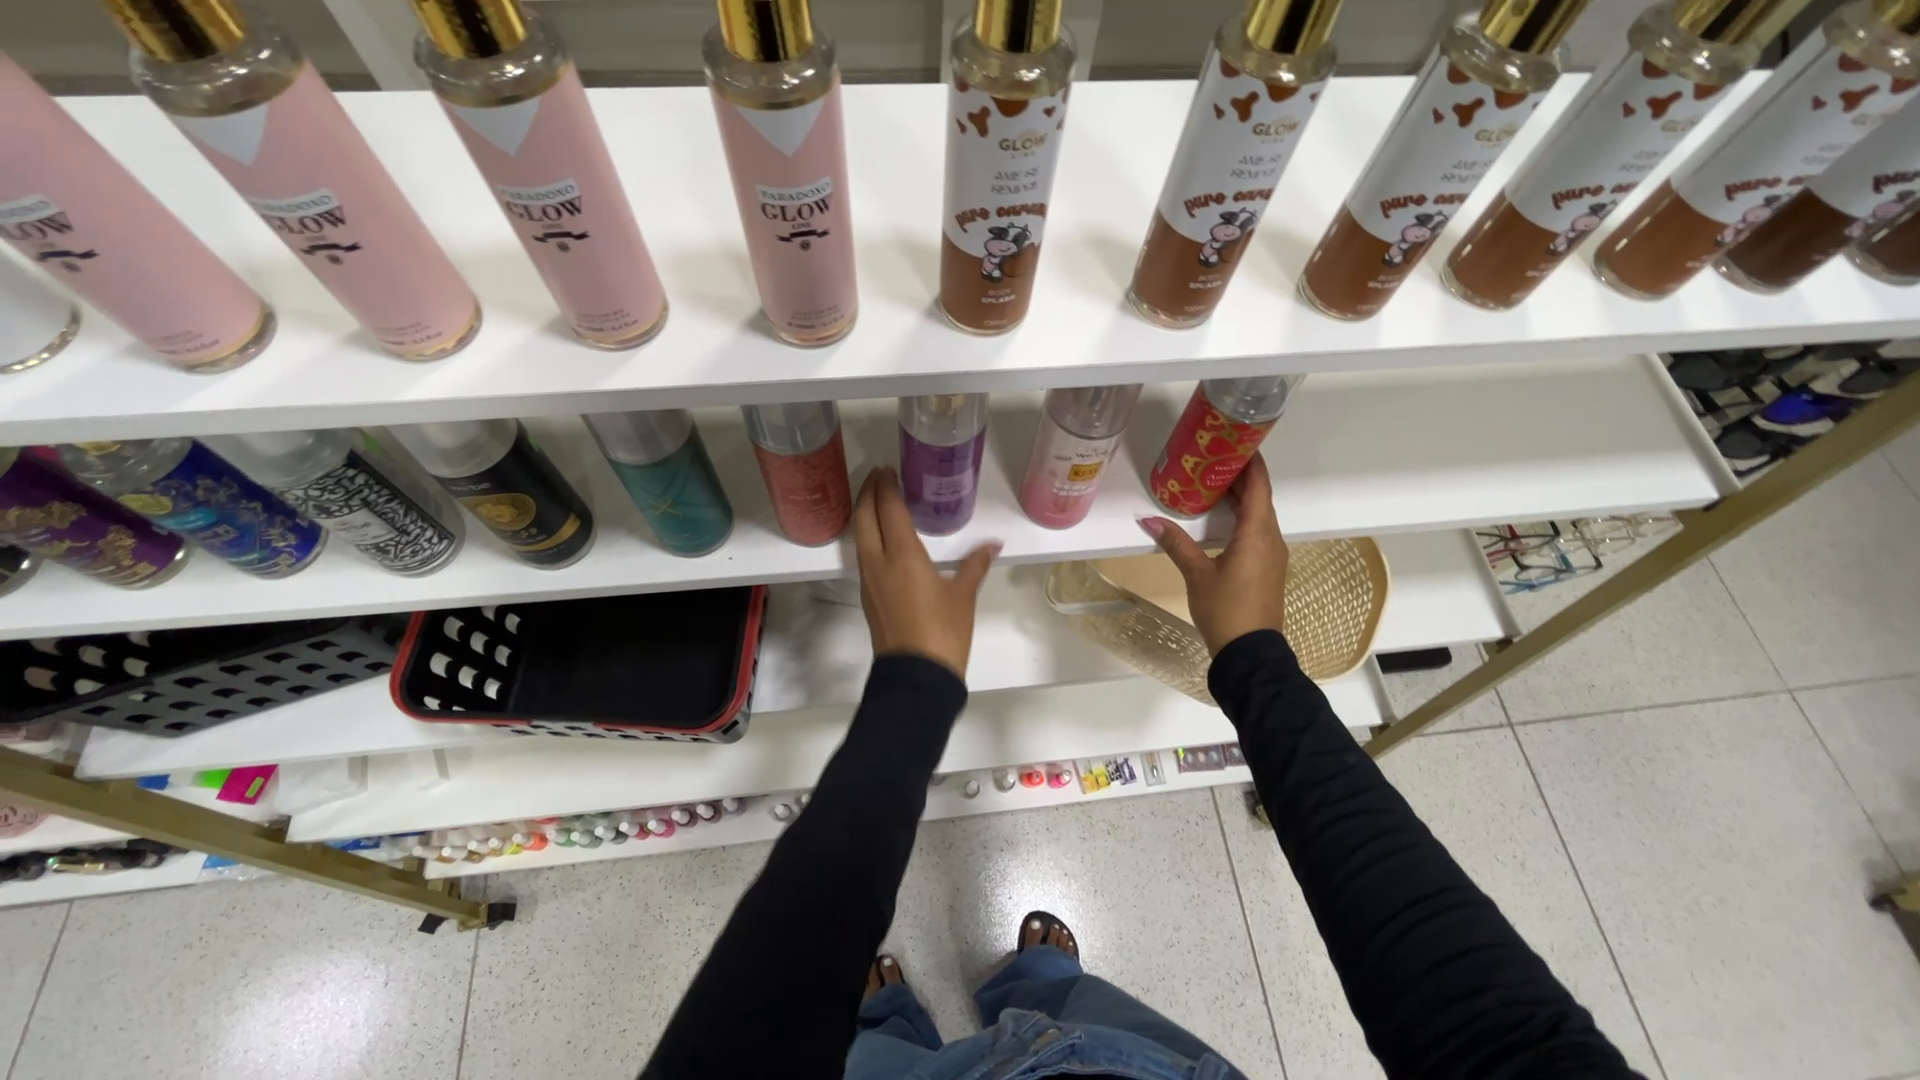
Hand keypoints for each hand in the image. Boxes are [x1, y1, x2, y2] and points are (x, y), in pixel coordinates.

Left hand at [853, 466, 998, 677]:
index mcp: (902, 556)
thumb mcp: (963, 596)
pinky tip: (880, 537)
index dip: (886, 486)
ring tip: (877, 499)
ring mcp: (868, 580)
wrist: (916, 676)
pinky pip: (863, 555)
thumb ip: (974, 566)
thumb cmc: (943, 632)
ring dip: (864, 513)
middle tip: (878, 475)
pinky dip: (867, 535)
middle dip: (868, 492)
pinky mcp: (867, 596)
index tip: (889, 469)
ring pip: (859, 536)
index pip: (888, 509)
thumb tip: (992, 546)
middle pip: (863, 517)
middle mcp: (878, 562)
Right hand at [1138, 455, 1288, 655]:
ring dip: (1240, 499)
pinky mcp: (1268, 569)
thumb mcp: (1197, 574)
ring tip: (1212, 484)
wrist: (1251, 653)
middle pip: (1260, 497)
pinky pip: (1258, 532)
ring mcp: (1273, 555)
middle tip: (1212, 458)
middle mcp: (1271, 538)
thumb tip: (1149, 520)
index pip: (1258, 485)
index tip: (1236, 440)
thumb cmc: (1226, 609)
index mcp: (1258, 533)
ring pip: (1259, 516)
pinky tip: (1220, 521)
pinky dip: (1242, 518)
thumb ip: (1176, 544)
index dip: (1250, 461)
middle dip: (1239, 477)